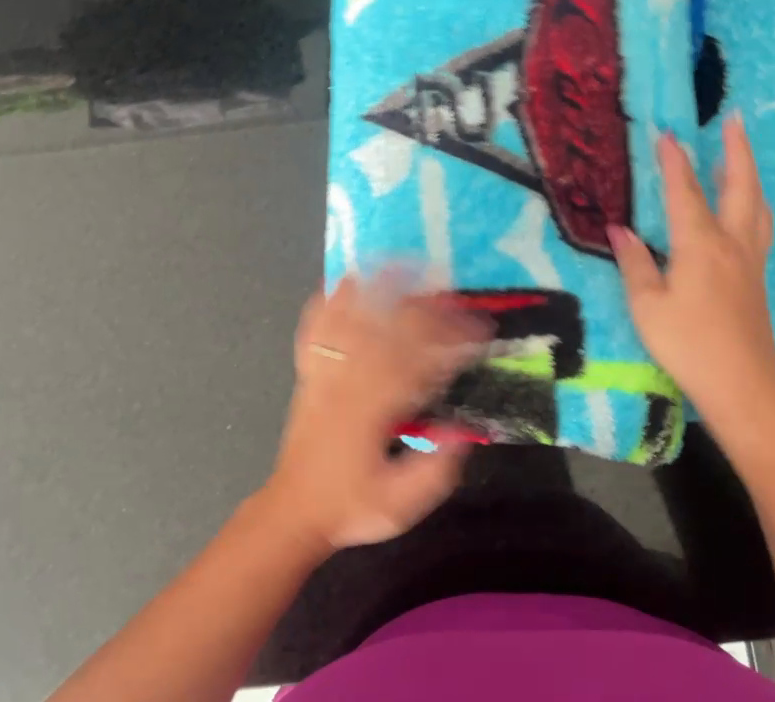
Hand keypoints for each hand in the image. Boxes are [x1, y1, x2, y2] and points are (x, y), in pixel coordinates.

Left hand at [258, 276, 486, 550]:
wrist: (295, 510)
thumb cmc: (352, 504)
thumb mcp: (401, 503)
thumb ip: (435, 469)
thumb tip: (464, 430)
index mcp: (370, 411)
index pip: (416, 363)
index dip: (450, 341)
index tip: (479, 329)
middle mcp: (344, 382)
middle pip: (387, 330)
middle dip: (425, 307)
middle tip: (456, 292)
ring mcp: (323, 372)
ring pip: (352, 318)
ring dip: (380, 288)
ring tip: (406, 263)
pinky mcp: (310, 372)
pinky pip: (317, 327)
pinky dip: (331, 300)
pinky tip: (347, 279)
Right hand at [608, 115, 774, 430]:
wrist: (744, 386)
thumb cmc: (689, 345)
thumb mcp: (647, 306)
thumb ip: (635, 264)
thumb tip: (620, 230)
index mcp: (700, 244)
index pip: (685, 192)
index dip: (675, 162)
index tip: (668, 132)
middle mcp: (731, 243)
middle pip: (739, 186)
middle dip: (736, 150)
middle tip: (734, 120)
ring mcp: (750, 261)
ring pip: (756, 205)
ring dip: (748, 175)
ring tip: (738, 157)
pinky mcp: (757, 280)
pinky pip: (758, 226)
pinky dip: (752, 203)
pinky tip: (745, 210)